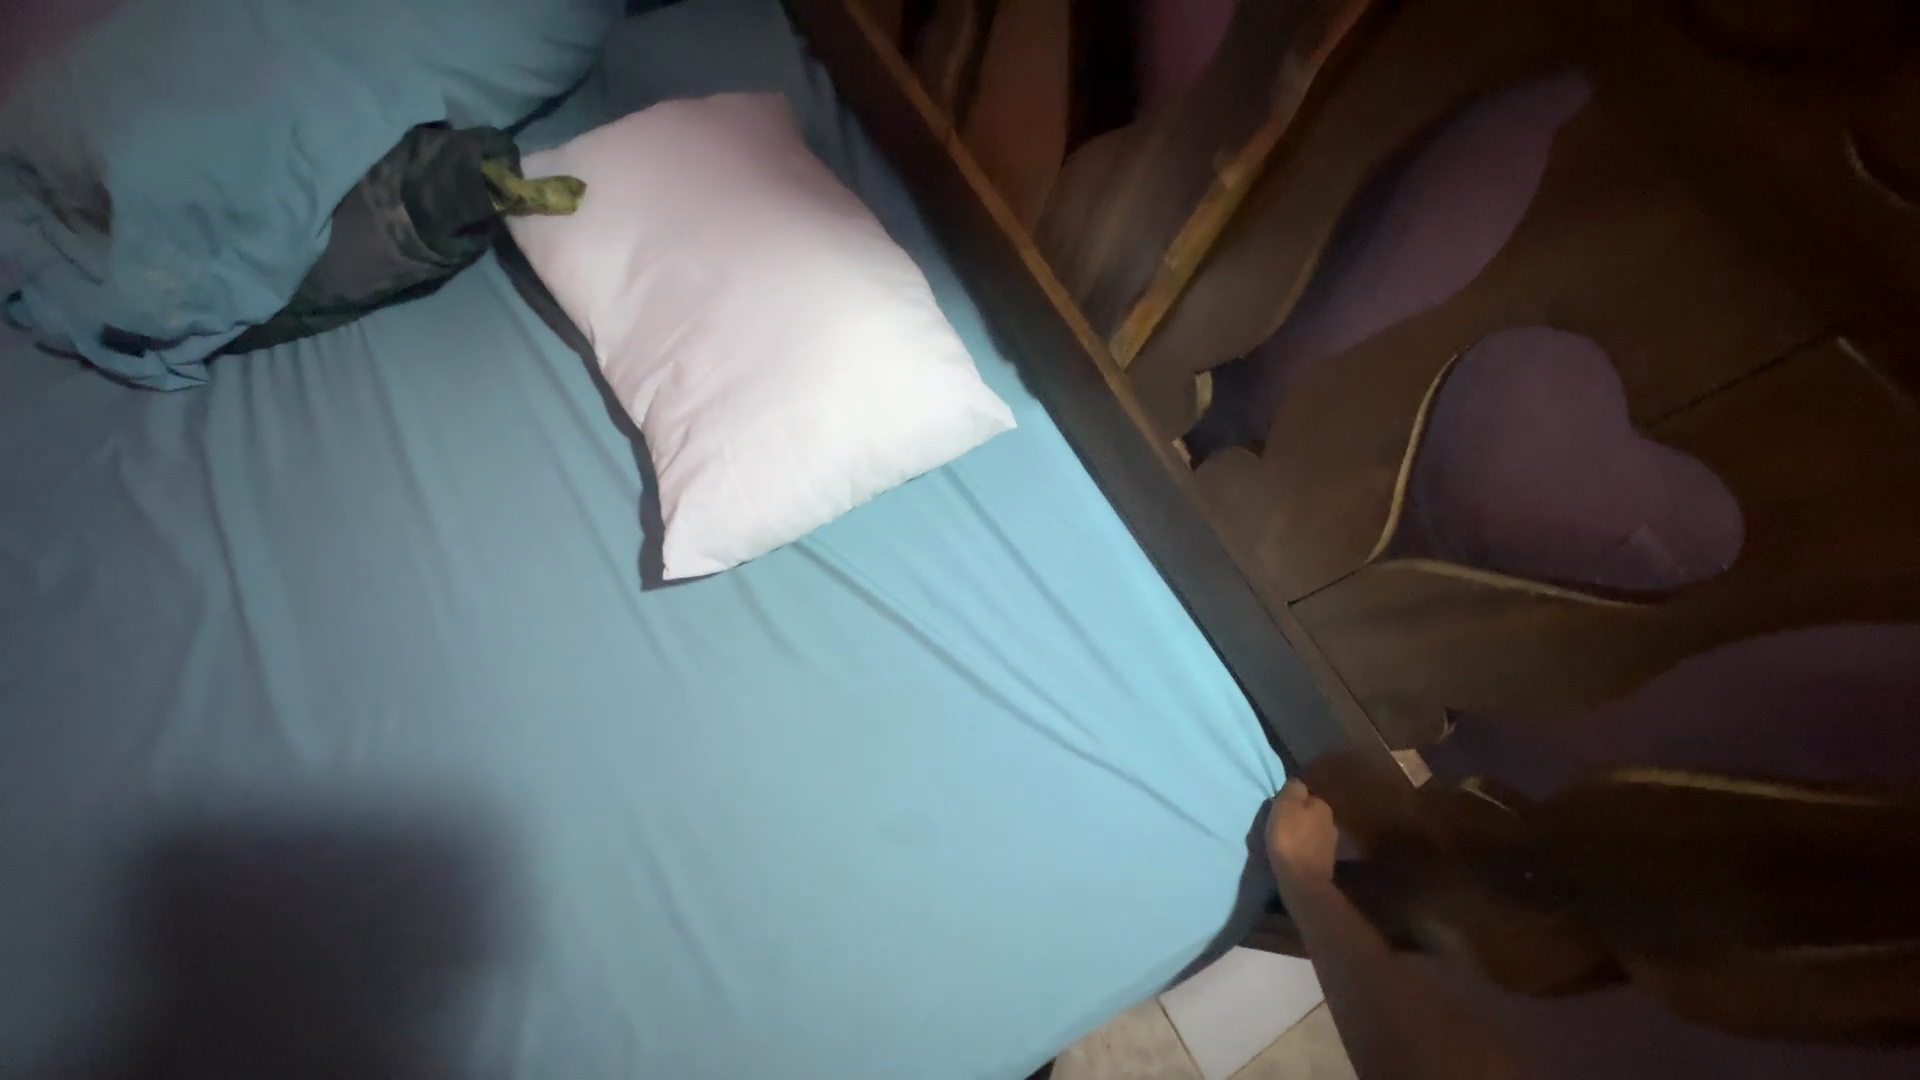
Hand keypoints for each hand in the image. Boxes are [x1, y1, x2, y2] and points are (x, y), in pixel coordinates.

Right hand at [1267, 780, 1337, 890]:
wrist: (1302, 879)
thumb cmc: (1290, 837)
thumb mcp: (1285, 804)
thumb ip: (1293, 789)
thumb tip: (1297, 783)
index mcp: (1322, 805)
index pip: (1304, 794)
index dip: (1289, 799)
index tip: (1276, 807)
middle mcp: (1330, 822)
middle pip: (1309, 813)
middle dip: (1296, 816)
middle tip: (1277, 823)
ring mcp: (1330, 844)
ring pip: (1310, 831)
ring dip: (1299, 833)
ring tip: (1282, 840)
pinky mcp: (1325, 862)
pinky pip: (1309, 848)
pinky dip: (1301, 848)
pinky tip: (1290, 853)